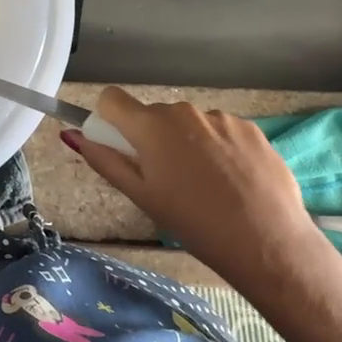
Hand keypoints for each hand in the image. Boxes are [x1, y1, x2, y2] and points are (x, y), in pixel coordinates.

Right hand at [66, 88, 315, 272]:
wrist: (270, 243)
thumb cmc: (196, 224)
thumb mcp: (142, 197)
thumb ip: (104, 160)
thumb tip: (71, 134)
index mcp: (150, 126)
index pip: (112, 98)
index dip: (111, 119)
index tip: (123, 146)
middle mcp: (182, 111)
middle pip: (153, 115)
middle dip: (154, 138)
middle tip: (169, 180)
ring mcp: (218, 117)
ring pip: (189, 124)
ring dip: (188, 143)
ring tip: (208, 186)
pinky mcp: (250, 127)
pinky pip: (221, 130)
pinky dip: (221, 149)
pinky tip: (234, 181)